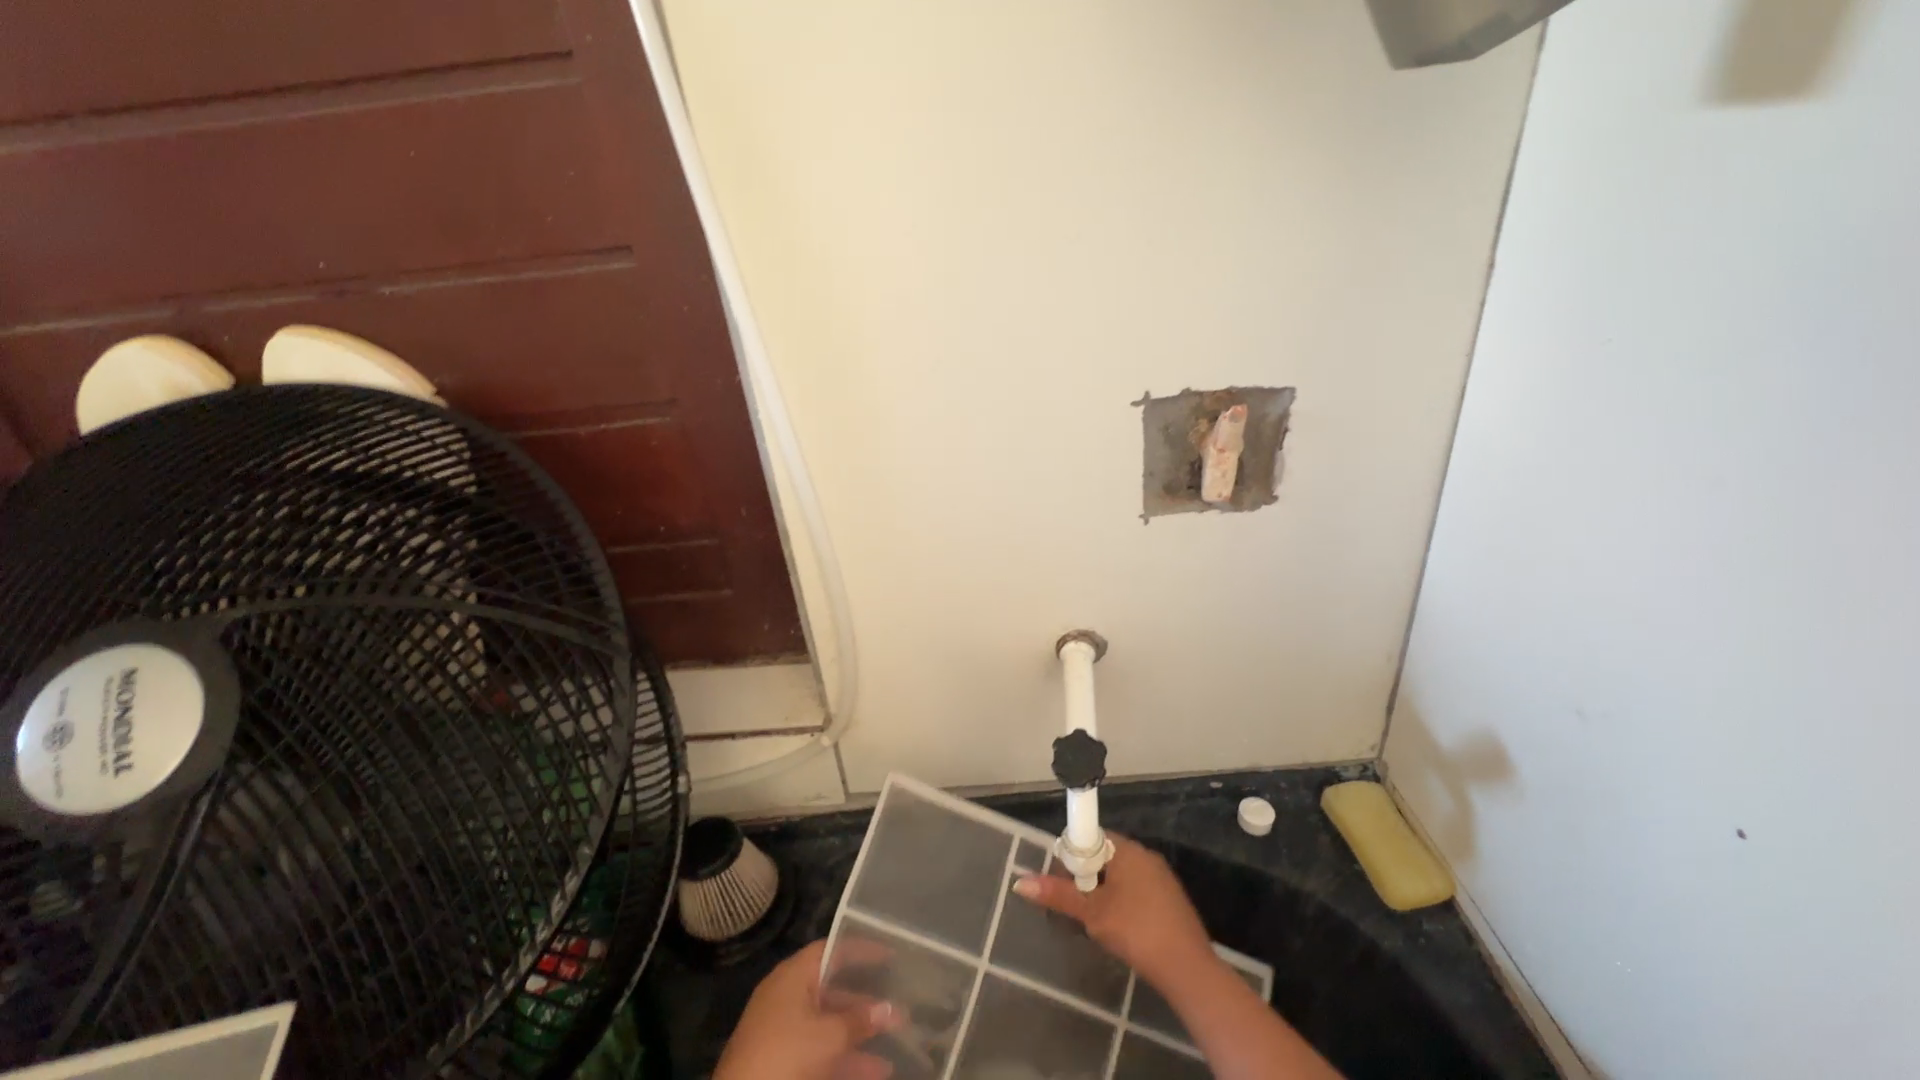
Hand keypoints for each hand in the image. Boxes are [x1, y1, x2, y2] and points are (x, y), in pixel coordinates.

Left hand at [714, 940, 899, 1079]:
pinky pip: (819, 1052)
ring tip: (894, 1055)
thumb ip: (860, 1020)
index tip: (890, 957)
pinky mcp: (781, 1060)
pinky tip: (874, 1075)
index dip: (860, 951)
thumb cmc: (786, 1055)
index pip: (830, 951)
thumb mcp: (829, 1036)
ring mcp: (782, 1031)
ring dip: (859, 1040)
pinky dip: (844, 1060)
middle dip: (866, 1007)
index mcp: (793, 977)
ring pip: (829, 1027)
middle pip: (833, 992)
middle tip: (899, 1014)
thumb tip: (889, 1009)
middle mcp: (786, 997)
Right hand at [1012, 834, 1215, 990]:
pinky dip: (1120, 902)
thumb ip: (1057, 894)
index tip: (1058, 880)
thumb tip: (1019, 881)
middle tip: (1071, 903)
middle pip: (1104, 856)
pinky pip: (1135, 890)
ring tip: (1090, 918)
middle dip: (1084, 877)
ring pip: (1119, 876)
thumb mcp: (1091, 912)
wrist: (1186, 967)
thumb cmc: (1135, 930)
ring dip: (1101, 892)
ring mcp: (1161, 877)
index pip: (1090, 837)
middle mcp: (1145, 856)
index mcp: (1127, 849)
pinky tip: (1116, 927)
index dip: (1070, 855)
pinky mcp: (1169, 899)